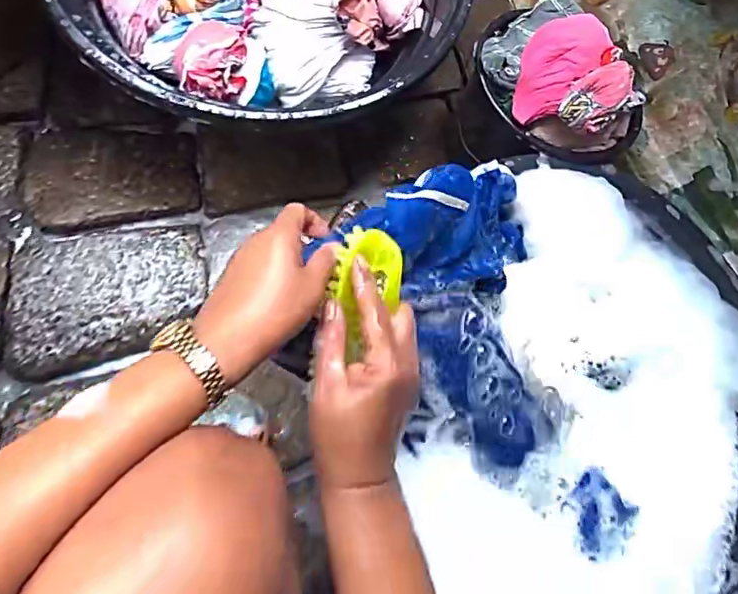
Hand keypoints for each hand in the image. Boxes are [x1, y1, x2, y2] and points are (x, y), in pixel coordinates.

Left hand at [196, 203, 338, 381]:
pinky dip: (271, 278)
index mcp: (279, 235)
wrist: (226, 340)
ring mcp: (241, 258)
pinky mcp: (232, 277)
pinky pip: (257, 268)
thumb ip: (325, 261)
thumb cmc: (272, 311)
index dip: (315, 221)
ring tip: (299, 293)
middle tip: (318, 272)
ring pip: (271, 252)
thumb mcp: (312, 287)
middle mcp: (257, 240)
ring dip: (288, 266)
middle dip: (304, 249)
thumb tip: (331, 248)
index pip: (298, 209)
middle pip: (284, 232)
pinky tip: (277, 304)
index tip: (325, 241)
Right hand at [311, 257, 418, 491]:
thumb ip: (332, 339)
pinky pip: (400, 343)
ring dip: (383, 313)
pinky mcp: (408, 382)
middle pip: (401, 314)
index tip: (356, 259)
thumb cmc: (336, 434)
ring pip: (403, 328)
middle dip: (380, 296)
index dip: (364, 283)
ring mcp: (411, 374)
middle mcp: (407, 364)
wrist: (358, 478)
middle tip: (353, 283)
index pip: (377, 311)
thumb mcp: (326, 383)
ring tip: (355, 305)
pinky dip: (384, 330)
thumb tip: (333, 304)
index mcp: (387, 364)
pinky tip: (361, 332)